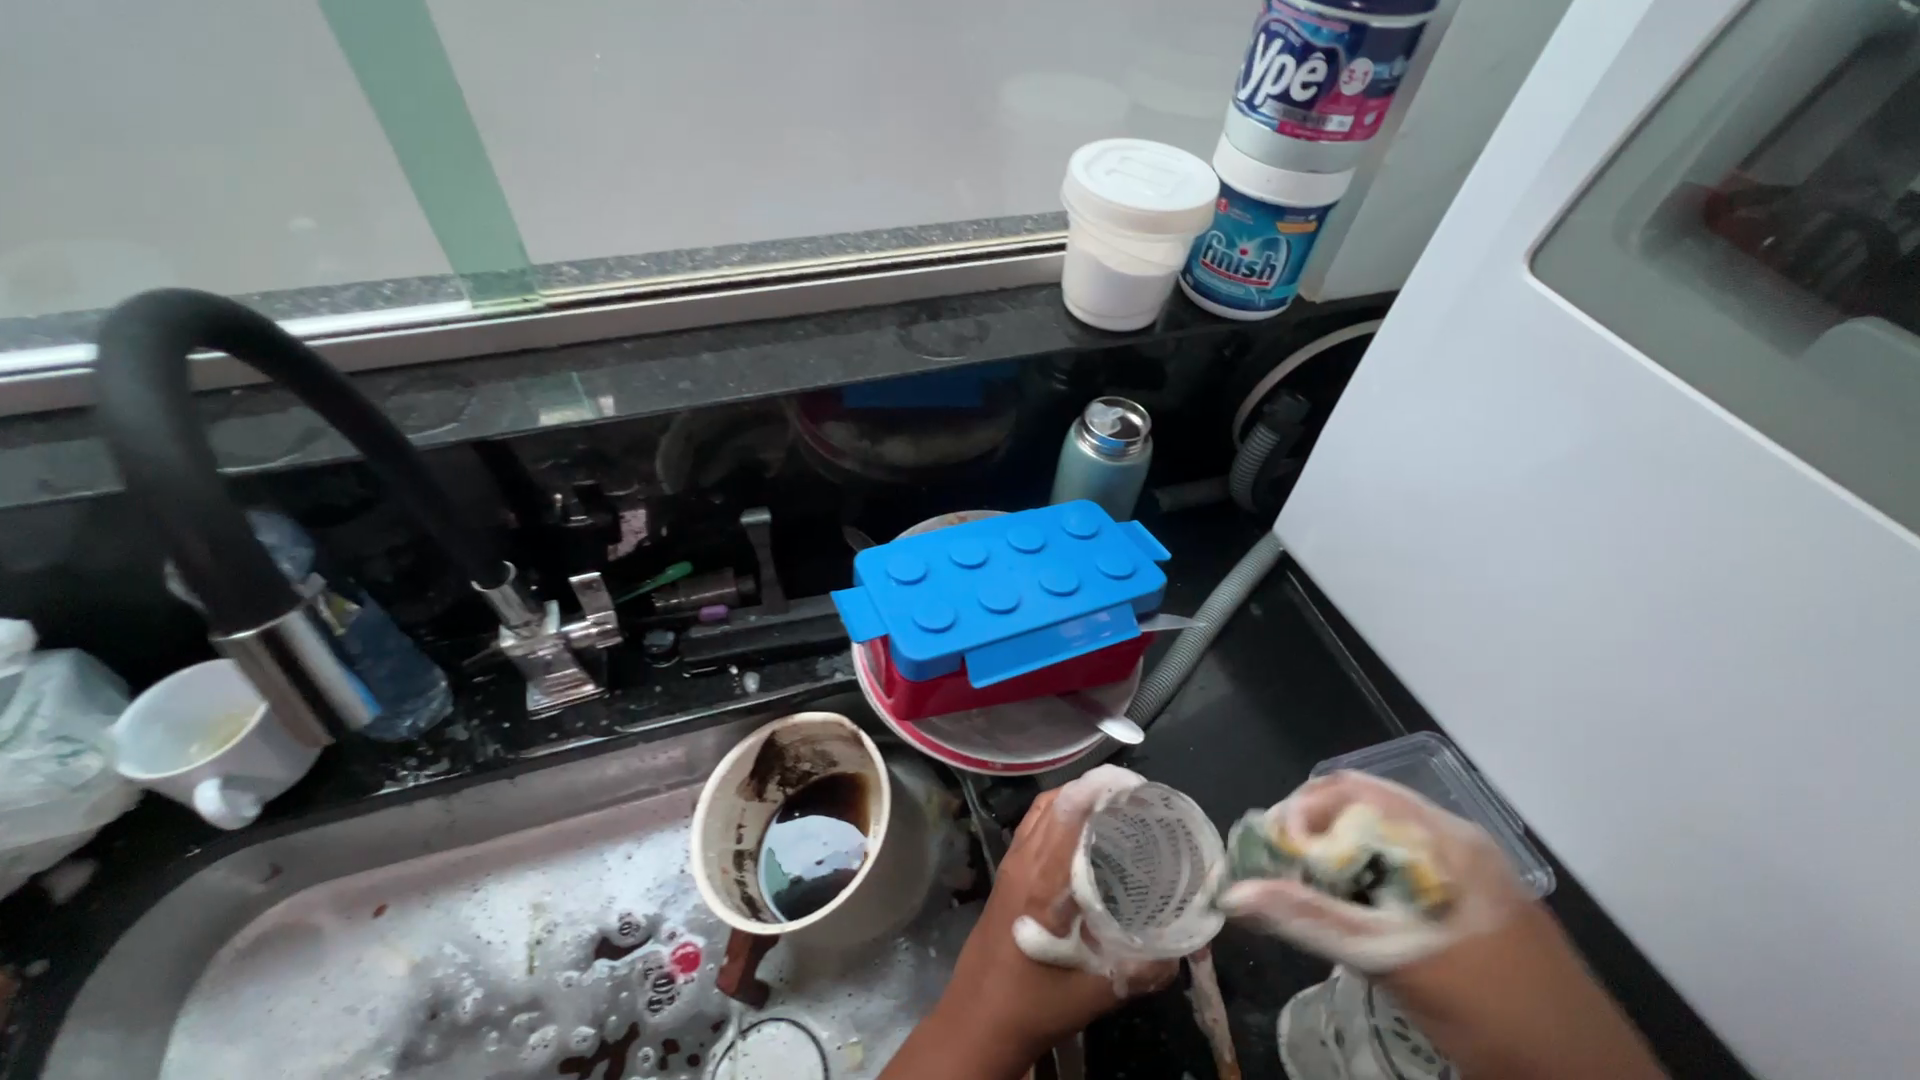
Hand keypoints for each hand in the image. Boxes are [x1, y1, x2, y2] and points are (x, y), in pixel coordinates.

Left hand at [880, 768, 1175, 1079]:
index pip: (1066, 812)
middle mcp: (1023, 862)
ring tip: (1117, 807)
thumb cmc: (1031, 1005)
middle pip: (1055, 802)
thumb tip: (1184, 951)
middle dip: (1095, 788)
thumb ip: (1139, 970)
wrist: (977, 1021)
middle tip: (1138, 798)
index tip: (1137, 786)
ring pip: (1042, 811)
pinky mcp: (1008, 874)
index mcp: (1042, 883)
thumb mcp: (1092, 994)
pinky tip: (1087, 836)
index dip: (1099, 787)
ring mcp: (1011, 865)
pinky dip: (1061, 816)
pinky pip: (1035, 827)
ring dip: (1076, 798)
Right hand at [1221, 771, 1665, 1079]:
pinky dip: (1353, 899)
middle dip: (1306, 844)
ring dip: (1326, 874)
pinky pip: (1390, 891)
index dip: (1300, 812)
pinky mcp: (1456, 921)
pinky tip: (1338, 930)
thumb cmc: (1504, 1017)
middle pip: (1358, 820)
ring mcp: (1457, 885)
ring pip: (1371, 858)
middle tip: (1271, 884)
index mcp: (1446, 840)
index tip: (1269, 856)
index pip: (1352, 791)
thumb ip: (1317, 922)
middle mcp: (1449, 849)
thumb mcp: (1402, 964)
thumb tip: (1236, 893)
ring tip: (1293, 907)